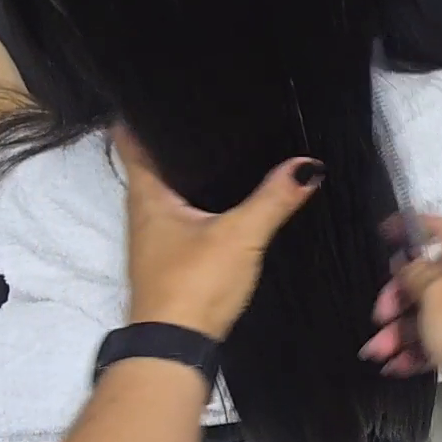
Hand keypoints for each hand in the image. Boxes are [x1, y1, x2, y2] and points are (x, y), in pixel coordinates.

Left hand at [113, 125, 322, 339]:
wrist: (175, 348)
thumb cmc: (195, 282)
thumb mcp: (240, 236)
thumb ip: (273, 199)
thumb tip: (309, 166)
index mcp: (147, 195)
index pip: (132, 140)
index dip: (144, 113)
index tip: (167, 94)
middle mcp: (143, 213)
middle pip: (155, 166)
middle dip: (179, 144)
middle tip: (213, 117)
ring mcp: (154, 241)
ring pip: (171, 196)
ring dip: (191, 177)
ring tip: (227, 151)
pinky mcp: (170, 264)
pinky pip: (185, 221)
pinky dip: (201, 207)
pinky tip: (228, 205)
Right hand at [359, 216, 441, 396]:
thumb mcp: (438, 293)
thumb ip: (417, 273)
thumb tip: (407, 262)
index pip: (441, 231)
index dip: (413, 225)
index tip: (385, 232)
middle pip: (423, 281)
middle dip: (395, 297)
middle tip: (381, 315)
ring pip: (422, 318)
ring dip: (396, 333)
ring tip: (376, 353)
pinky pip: (430, 345)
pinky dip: (410, 354)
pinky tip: (392, 367)